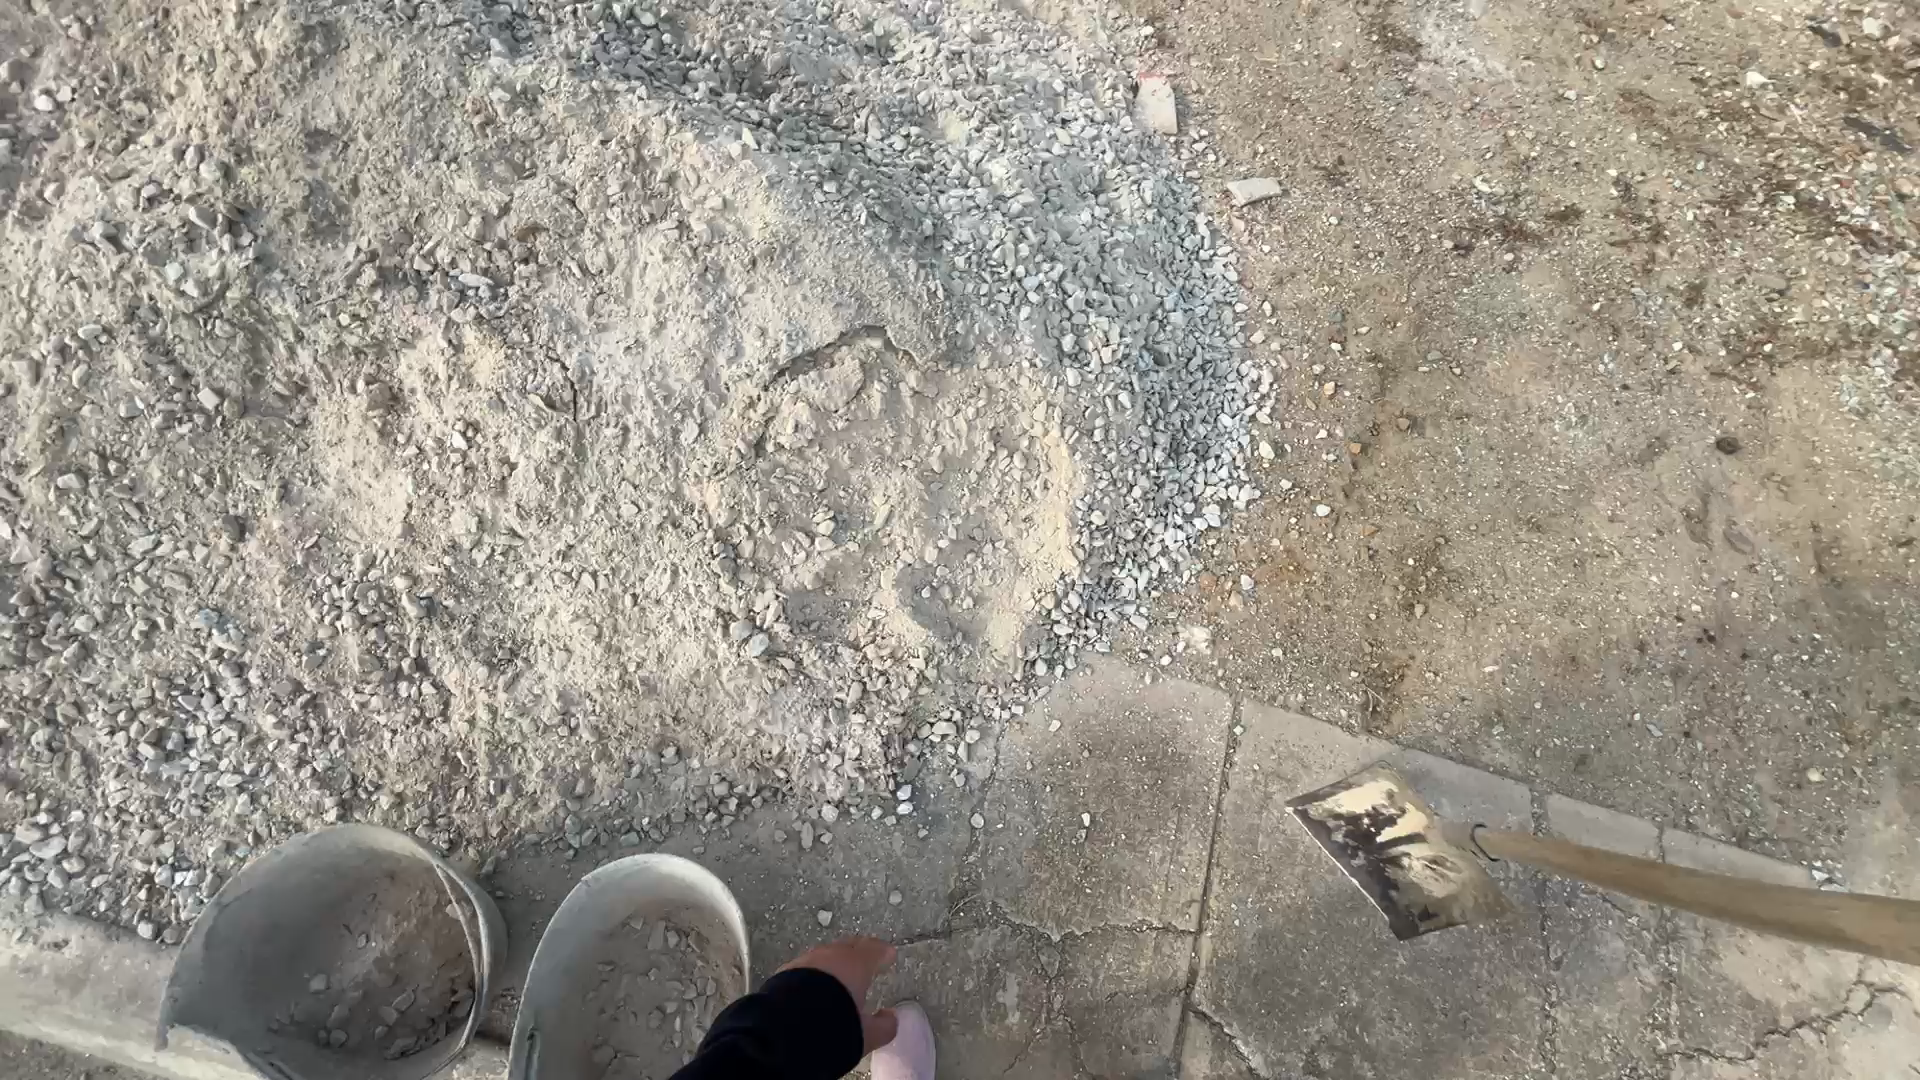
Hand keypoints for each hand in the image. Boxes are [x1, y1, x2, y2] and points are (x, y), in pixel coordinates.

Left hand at [777, 935, 899, 1053]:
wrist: (786, 1027)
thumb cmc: (835, 1025)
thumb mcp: (865, 1034)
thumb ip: (883, 1026)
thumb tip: (892, 1019)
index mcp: (858, 963)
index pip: (875, 950)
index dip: (883, 953)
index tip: (889, 955)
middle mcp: (833, 955)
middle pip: (850, 947)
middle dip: (859, 952)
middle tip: (866, 960)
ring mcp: (808, 960)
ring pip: (826, 956)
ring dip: (834, 963)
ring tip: (838, 977)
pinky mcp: (786, 971)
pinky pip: (807, 968)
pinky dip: (815, 974)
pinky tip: (813, 987)